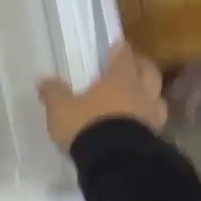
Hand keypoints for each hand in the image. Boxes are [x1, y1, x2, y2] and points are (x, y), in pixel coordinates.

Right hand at [37, 43, 166, 151]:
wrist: (114, 157)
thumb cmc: (86, 124)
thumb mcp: (61, 108)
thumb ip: (54, 92)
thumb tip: (44, 78)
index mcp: (119, 79)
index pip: (123, 57)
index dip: (121, 48)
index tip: (119, 42)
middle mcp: (140, 91)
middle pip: (148, 71)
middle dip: (141, 65)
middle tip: (132, 63)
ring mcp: (151, 113)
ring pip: (156, 94)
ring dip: (149, 90)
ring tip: (139, 93)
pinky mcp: (154, 133)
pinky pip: (154, 117)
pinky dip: (147, 114)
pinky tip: (139, 118)